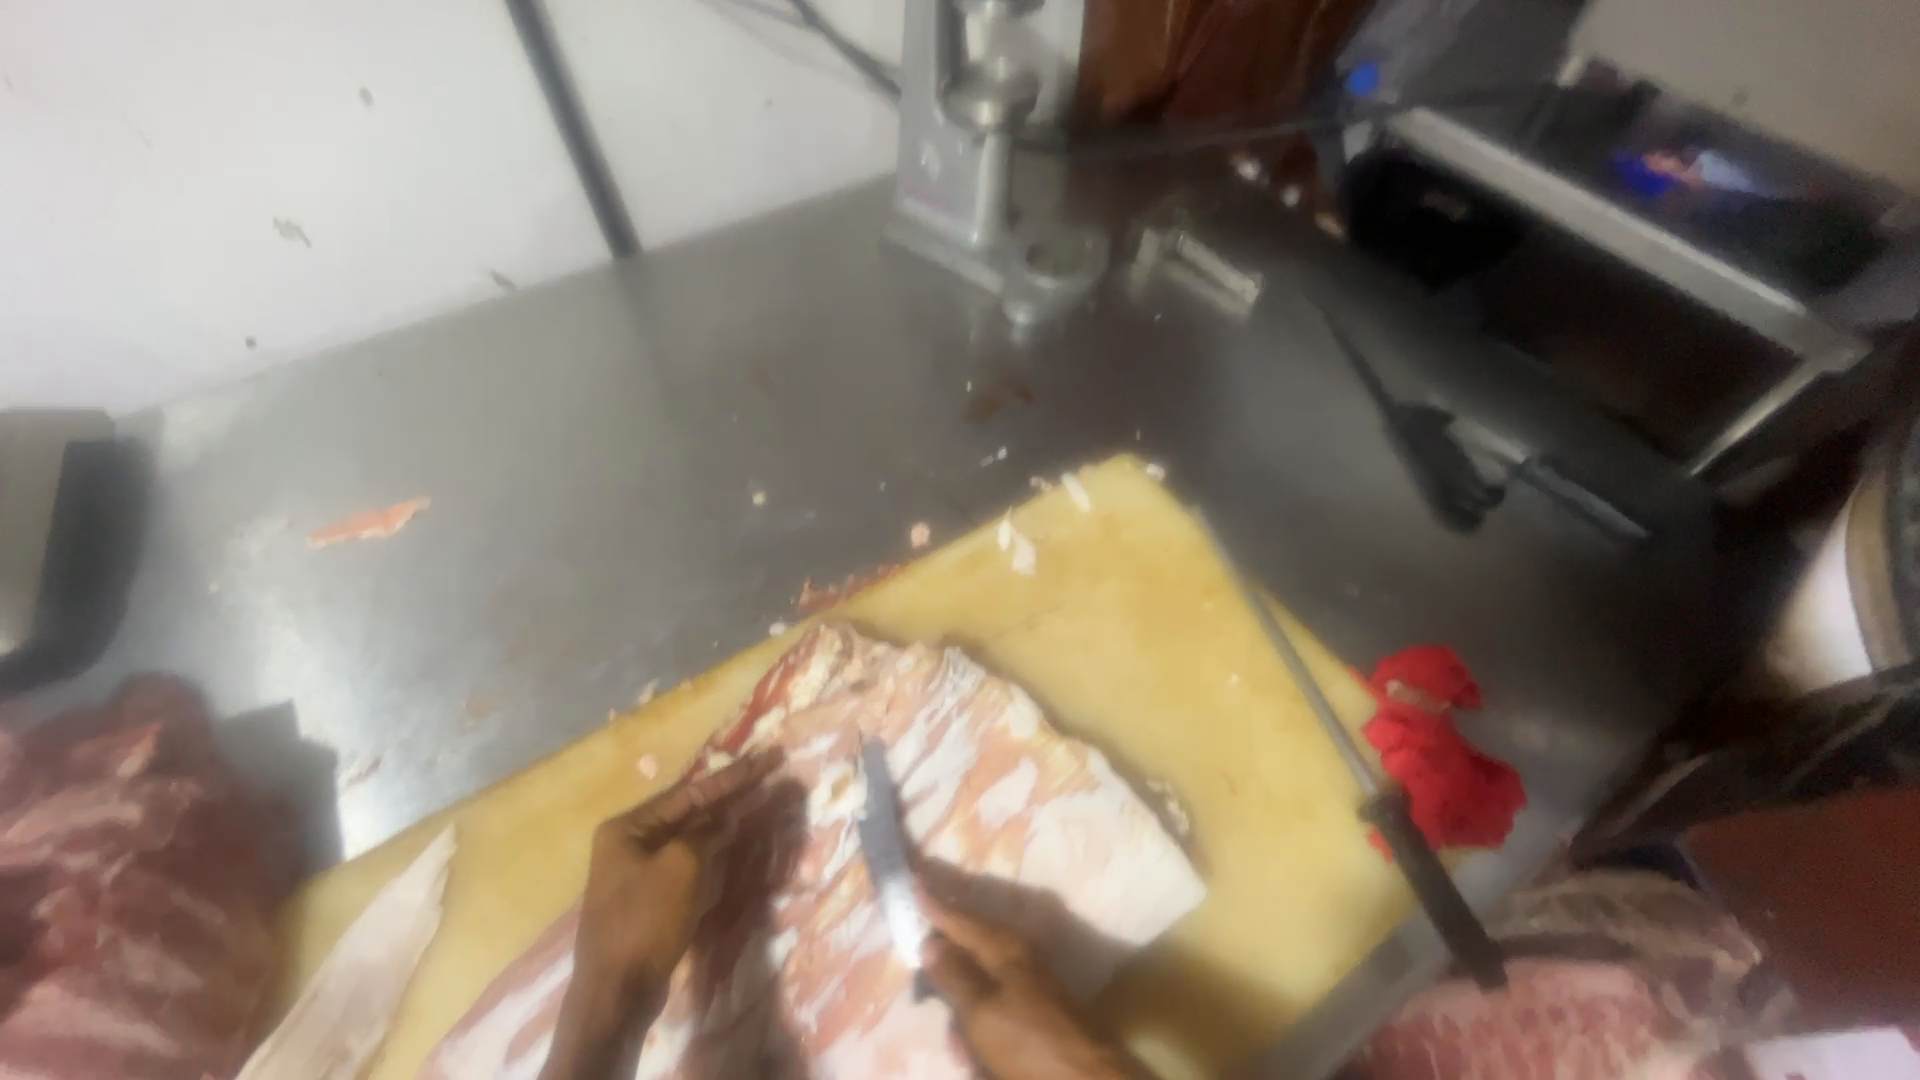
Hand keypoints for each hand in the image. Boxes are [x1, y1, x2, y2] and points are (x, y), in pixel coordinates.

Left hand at [540, 751, 780, 1079]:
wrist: (616, 993)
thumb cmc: (646, 919)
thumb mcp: (682, 865)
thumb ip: (707, 833)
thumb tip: (725, 818)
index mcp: (628, 827)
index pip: (690, 792)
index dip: (732, 776)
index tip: (766, 759)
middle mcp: (628, 843)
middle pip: (689, 811)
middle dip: (729, 795)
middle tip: (767, 774)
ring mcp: (637, 872)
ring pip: (690, 837)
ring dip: (723, 822)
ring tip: (757, 801)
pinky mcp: (650, 899)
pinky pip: (687, 863)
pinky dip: (713, 851)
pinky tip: (734, 842)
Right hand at [919, 891, 1153, 1079]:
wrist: (1087, 1077)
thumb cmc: (1029, 1041)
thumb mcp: (981, 1012)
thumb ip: (953, 975)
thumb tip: (931, 941)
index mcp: (1003, 945)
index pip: (959, 916)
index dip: (933, 902)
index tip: (912, 880)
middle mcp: (1015, 955)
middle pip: (964, 956)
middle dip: (947, 990)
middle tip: (944, 1020)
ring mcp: (1026, 983)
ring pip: (975, 995)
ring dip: (965, 1026)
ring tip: (971, 1058)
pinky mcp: (1032, 1010)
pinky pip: (992, 1017)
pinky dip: (983, 1038)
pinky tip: (984, 1065)